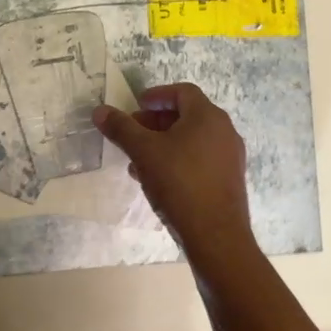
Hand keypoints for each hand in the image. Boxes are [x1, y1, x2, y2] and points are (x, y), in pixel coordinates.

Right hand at [94, 83, 252, 260]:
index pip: (182, 92)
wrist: (217, 238)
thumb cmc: (180, 183)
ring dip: (164, 142)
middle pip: (187, 115)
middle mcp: (224, 132)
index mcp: (208, 116)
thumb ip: (121, 128)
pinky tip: (156, 179)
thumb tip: (99, 110)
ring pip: (192, 140)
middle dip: (156, 121)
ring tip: (138, 158)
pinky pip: (200, 159)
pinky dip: (178, 159)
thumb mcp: (143, 151)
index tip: (136, 106)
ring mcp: (230, 158)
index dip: (157, 95)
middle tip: (133, 131)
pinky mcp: (229, 181)